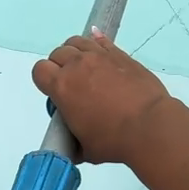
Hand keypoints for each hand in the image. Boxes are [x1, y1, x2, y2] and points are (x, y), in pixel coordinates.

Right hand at [31, 30, 172, 164]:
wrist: (149, 124)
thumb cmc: (113, 140)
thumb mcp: (84, 149)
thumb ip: (73, 141)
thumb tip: (74, 145)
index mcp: (62, 86)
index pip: (39, 70)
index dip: (44, 80)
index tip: (54, 92)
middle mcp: (77, 65)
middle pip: (58, 53)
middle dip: (59, 66)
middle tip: (70, 83)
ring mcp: (100, 55)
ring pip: (77, 42)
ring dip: (75, 52)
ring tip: (83, 67)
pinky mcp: (120, 53)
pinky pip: (101, 39)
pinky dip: (95, 42)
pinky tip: (98, 48)